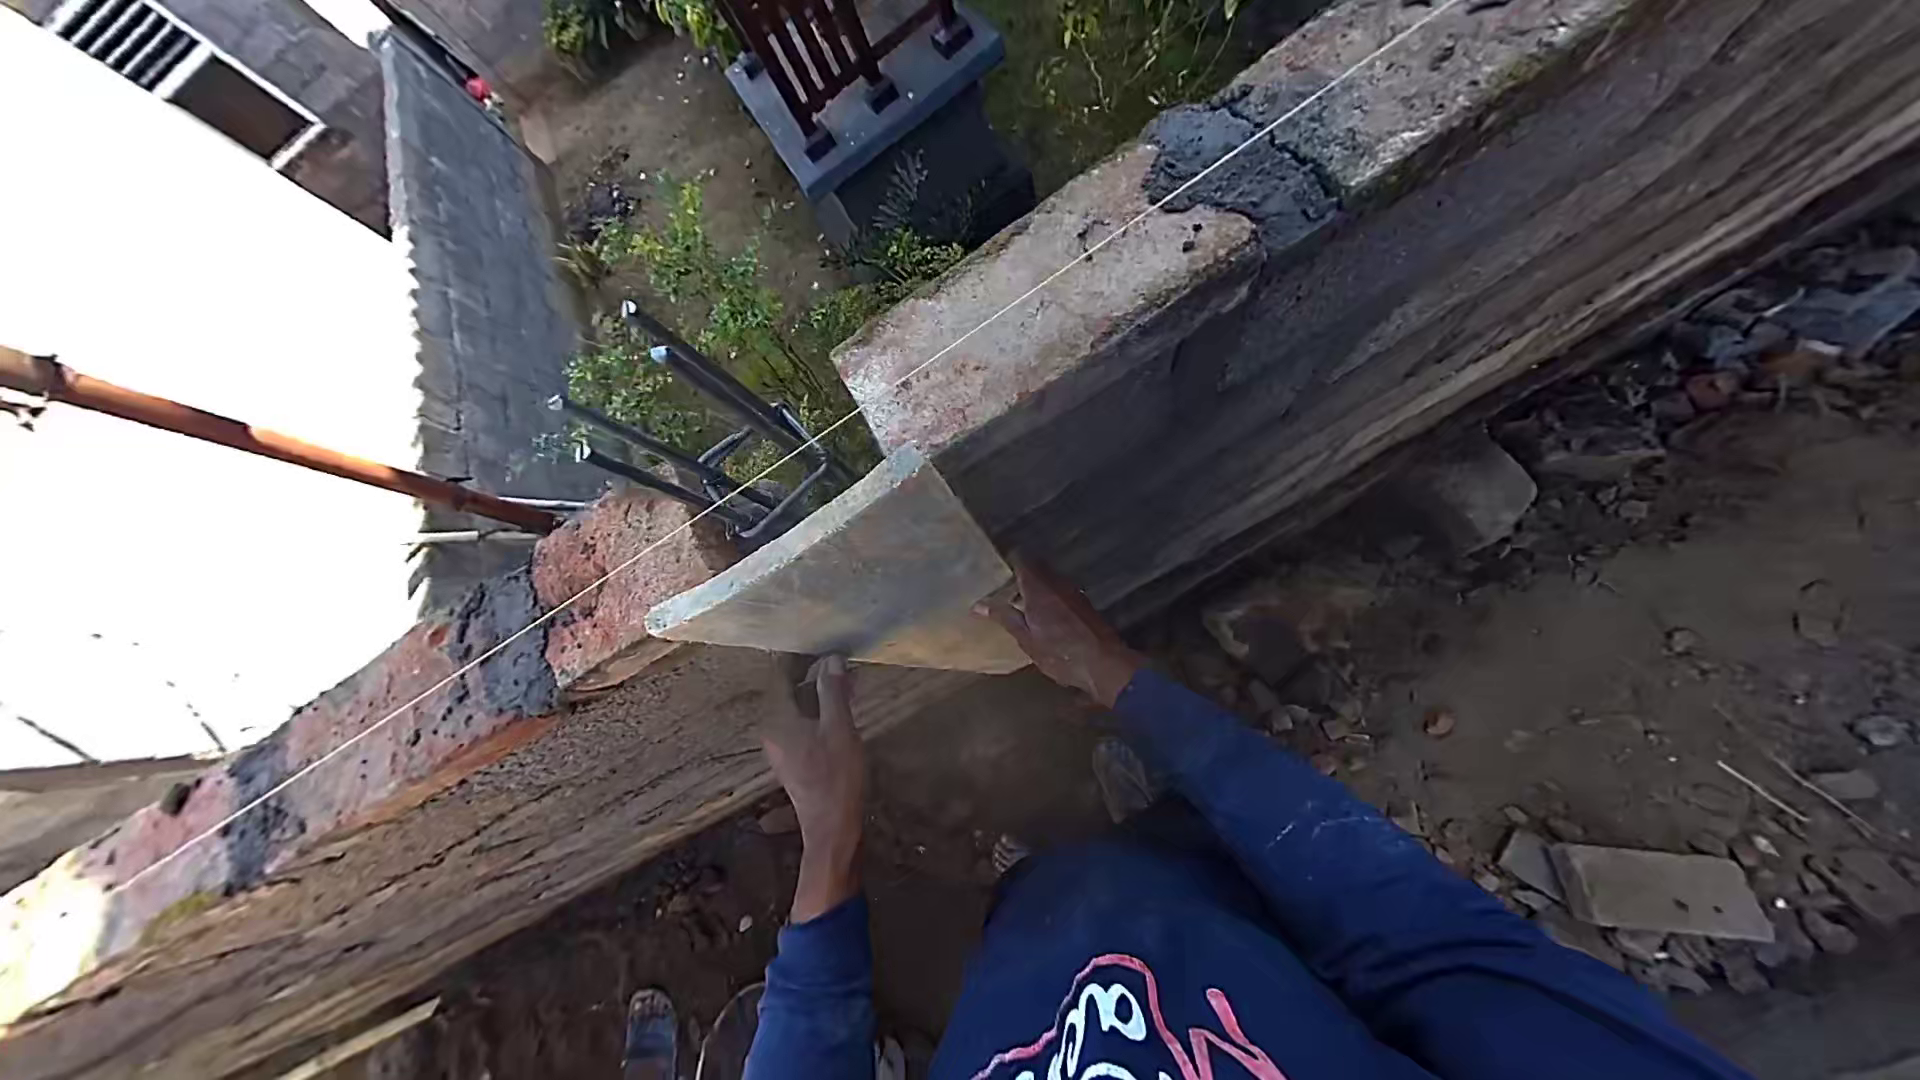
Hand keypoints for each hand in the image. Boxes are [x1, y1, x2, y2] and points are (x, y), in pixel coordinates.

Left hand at [760, 654, 863, 921]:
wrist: (833, 827)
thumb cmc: (836, 776)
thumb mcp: (840, 728)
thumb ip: (832, 691)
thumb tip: (831, 658)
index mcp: (777, 720)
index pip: (779, 674)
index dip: (799, 656)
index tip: (822, 642)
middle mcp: (772, 729)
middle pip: (789, 689)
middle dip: (814, 672)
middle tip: (841, 659)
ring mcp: (782, 744)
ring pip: (798, 705)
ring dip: (820, 690)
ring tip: (848, 679)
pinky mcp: (794, 755)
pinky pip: (803, 720)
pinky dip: (820, 708)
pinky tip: (843, 705)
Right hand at [977, 556, 1144, 707]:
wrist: (1103, 664)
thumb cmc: (1060, 653)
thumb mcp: (1026, 639)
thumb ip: (1004, 617)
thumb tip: (979, 605)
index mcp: (1039, 588)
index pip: (1021, 559)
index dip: (1007, 559)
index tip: (994, 567)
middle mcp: (1057, 583)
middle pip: (1036, 566)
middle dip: (1020, 573)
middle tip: (1003, 587)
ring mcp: (1073, 592)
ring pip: (1049, 578)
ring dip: (1035, 585)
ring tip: (1019, 602)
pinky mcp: (1083, 603)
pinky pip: (1060, 590)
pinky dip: (1048, 595)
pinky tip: (1042, 614)